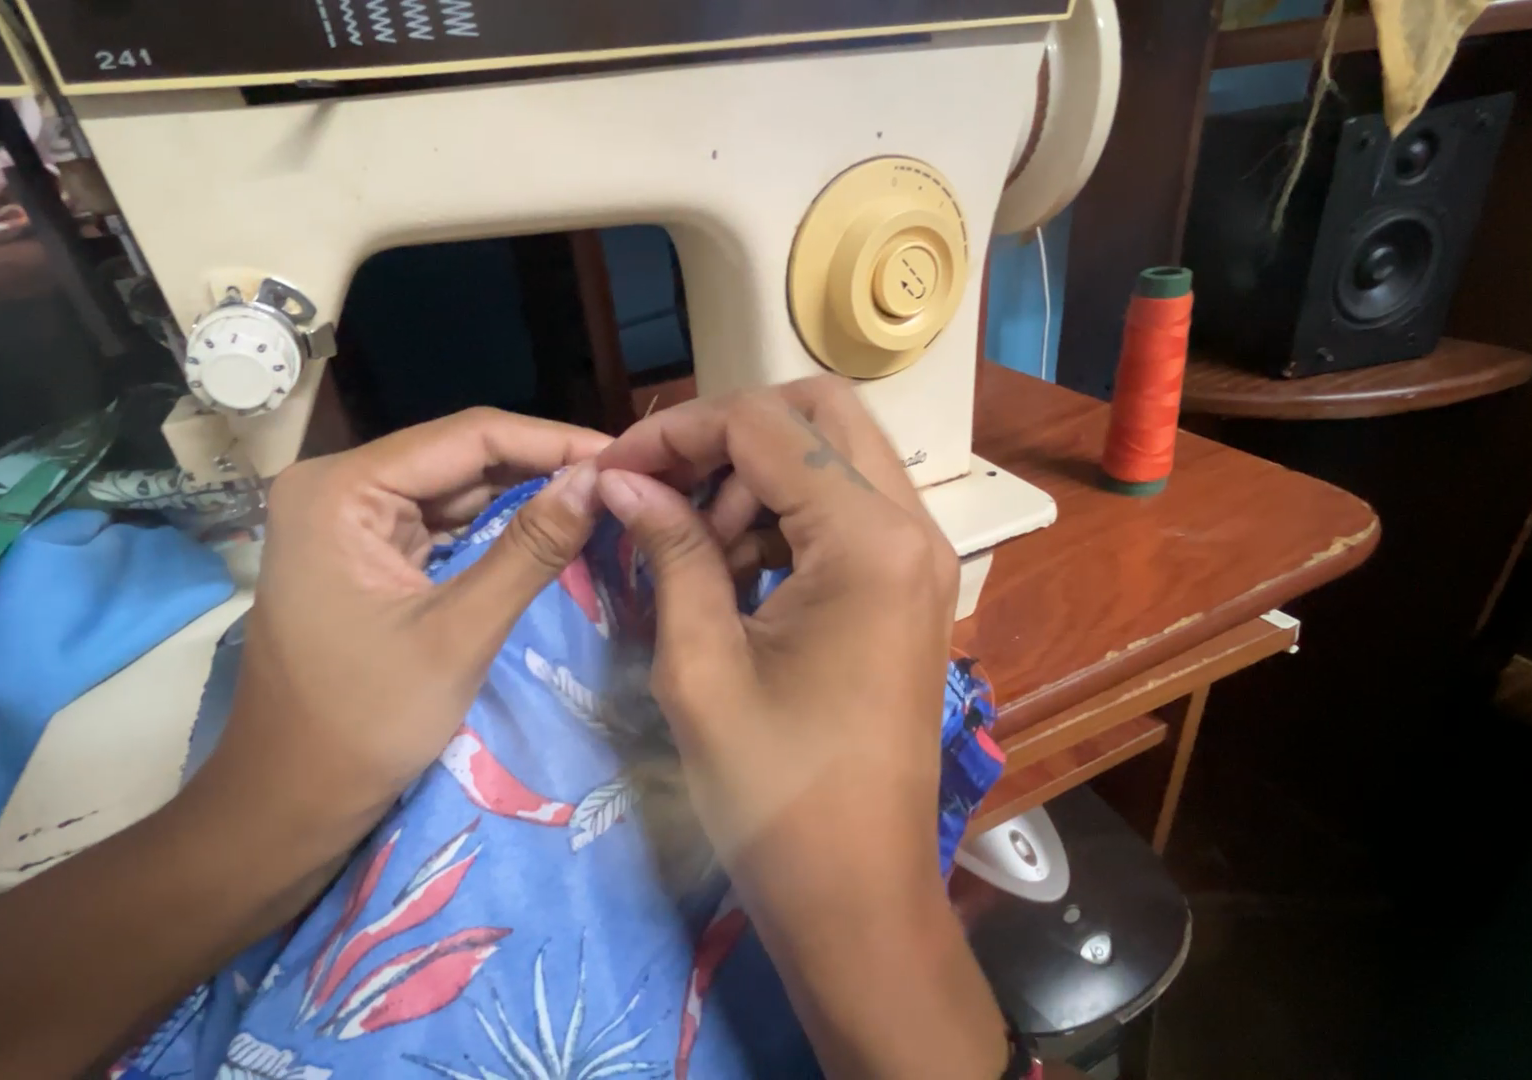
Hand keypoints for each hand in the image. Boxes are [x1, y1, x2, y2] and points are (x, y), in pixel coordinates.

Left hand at [196, 408, 608, 852]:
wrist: (290, 802)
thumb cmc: (365, 722)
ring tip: (603, 498)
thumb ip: (531, 549)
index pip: (468, 435)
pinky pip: (446, 524)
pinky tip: (553, 528)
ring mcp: (351, 520)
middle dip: (545, 467)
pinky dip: (500, 528)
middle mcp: (340, 487)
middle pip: (463, 456)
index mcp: (341, 489)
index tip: (625, 456)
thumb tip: (597, 481)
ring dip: (528, 495)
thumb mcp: (460, 632)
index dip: (555, 441)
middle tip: (625, 480)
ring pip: (459, 489)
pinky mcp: (368, 552)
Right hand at [594, 378, 1004, 1078]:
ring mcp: (920, 557)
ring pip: (835, 458)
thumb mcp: (700, 665)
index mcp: (869, 540)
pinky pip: (845, 512)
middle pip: (819, 414)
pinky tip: (733, 569)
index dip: (676, 432)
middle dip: (728, 434)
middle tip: (661, 487)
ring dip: (756, 478)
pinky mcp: (910, 588)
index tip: (610, 468)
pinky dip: (785, 516)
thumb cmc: (773, 793)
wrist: (856, 894)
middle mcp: (912, 528)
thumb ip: (671, 549)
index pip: (764, 426)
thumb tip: (621, 477)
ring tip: (692, 545)